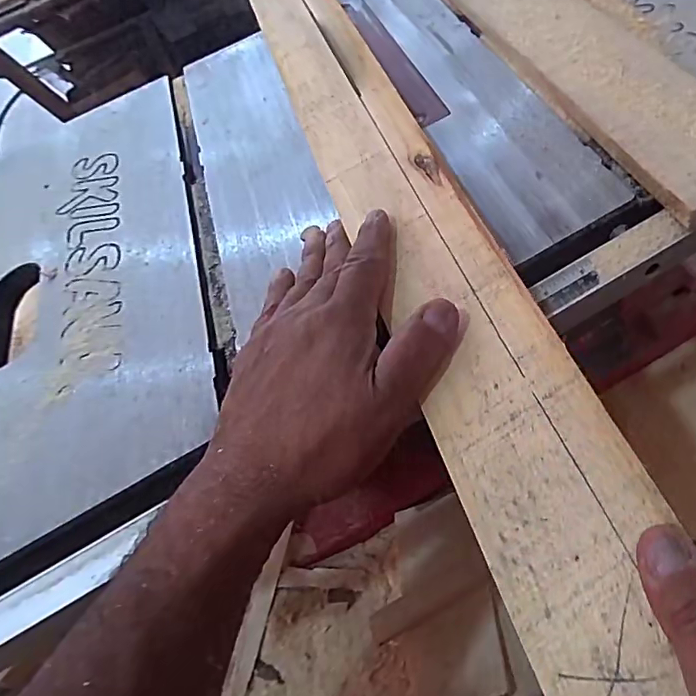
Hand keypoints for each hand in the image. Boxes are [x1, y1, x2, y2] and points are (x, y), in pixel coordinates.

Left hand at [203, 210, 461, 514]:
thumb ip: (417, 353)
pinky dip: (280, 287)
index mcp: (341, 323)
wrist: (249, 479)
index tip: (379, 216)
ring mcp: (274, 335)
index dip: (375, 242)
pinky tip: (281, 280)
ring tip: (317, 236)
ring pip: (299, 284)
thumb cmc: (327, 444)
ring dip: (313, 259)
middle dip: (343, 245)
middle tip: (348, 222)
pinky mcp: (254, 355)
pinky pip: (271, 307)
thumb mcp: (388, 405)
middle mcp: (305, 318)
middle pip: (328, 271)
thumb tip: (446, 306)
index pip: (363, 270)